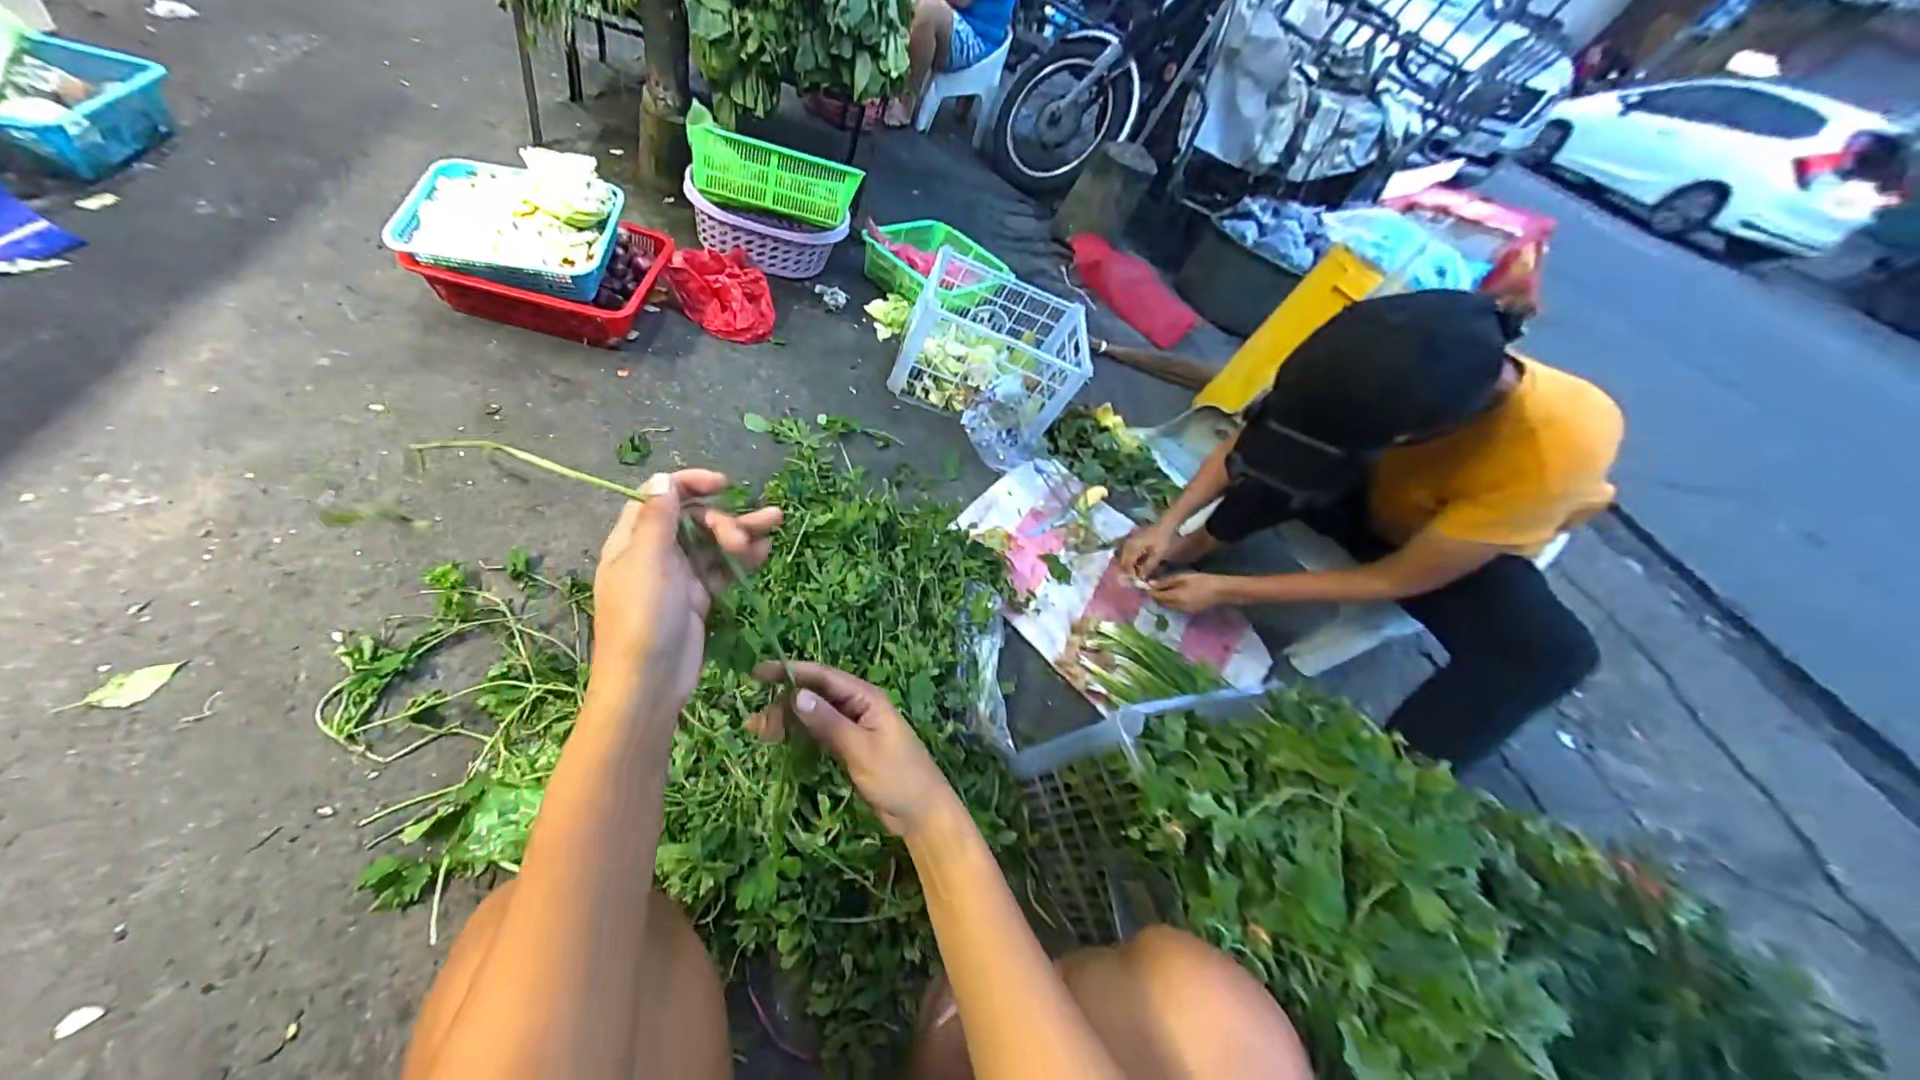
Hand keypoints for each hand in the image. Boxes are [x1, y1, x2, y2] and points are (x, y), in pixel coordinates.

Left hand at [592, 470, 782, 706]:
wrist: (650, 682)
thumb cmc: (643, 618)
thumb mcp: (648, 562)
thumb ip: (657, 518)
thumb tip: (662, 477)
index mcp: (632, 541)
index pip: (659, 498)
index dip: (689, 484)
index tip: (723, 485)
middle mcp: (655, 554)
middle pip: (693, 520)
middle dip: (722, 519)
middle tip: (741, 538)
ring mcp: (679, 577)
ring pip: (713, 544)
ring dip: (742, 531)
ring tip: (776, 521)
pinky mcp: (699, 598)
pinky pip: (723, 569)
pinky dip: (742, 558)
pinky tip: (765, 550)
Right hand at [746, 661, 958, 836]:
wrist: (921, 812)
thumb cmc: (897, 776)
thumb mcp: (860, 749)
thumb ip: (828, 722)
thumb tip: (796, 694)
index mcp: (866, 697)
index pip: (823, 676)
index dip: (789, 672)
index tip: (757, 673)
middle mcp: (858, 706)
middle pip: (814, 694)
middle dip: (783, 703)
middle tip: (755, 725)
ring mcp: (853, 726)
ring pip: (813, 714)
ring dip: (787, 719)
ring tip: (758, 732)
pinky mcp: (849, 746)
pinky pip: (818, 732)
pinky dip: (798, 734)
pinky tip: (779, 740)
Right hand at [1116, 521, 1176, 579]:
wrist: (1165, 524)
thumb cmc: (1162, 539)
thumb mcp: (1157, 554)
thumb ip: (1147, 567)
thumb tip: (1140, 577)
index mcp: (1132, 548)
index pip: (1126, 565)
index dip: (1129, 575)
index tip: (1134, 582)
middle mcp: (1126, 544)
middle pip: (1122, 561)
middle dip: (1126, 571)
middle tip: (1132, 580)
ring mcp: (1127, 541)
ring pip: (1123, 557)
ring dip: (1126, 566)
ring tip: (1133, 573)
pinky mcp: (1130, 539)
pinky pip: (1126, 552)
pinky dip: (1129, 559)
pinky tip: (1135, 564)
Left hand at [1149, 572, 1233, 613]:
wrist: (1220, 591)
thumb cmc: (1201, 581)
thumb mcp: (1182, 578)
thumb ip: (1165, 581)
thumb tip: (1150, 584)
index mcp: (1174, 598)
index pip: (1156, 597)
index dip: (1150, 591)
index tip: (1145, 584)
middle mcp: (1176, 608)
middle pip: (1161, 603)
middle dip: (1156, 595)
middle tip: (1154, 585)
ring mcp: (1183, 611)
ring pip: (1167, 606)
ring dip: (1163, 599)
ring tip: (1164, 588)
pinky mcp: (1189, 612)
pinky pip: (1175, 607)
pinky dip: (1171, 601)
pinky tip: (1174, 593)